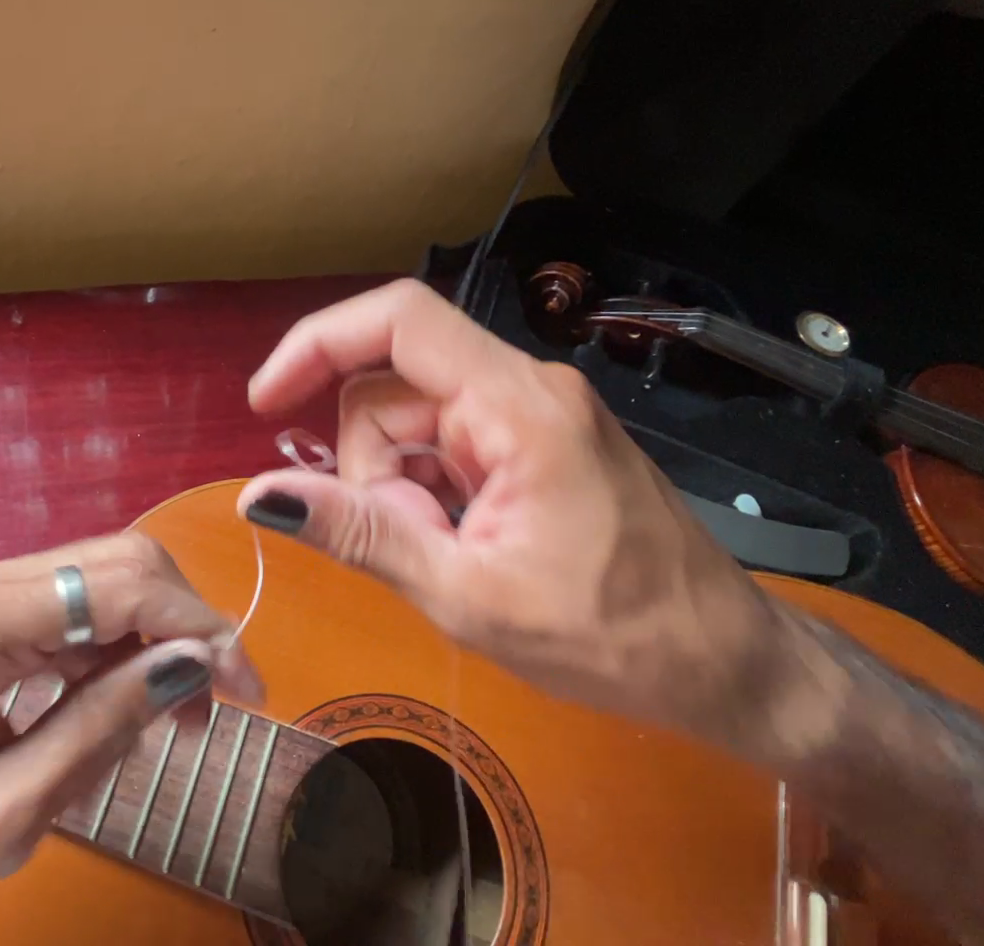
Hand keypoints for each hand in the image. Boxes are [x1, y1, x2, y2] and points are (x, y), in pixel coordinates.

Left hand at [0, 534, 263, 945]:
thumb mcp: (1, 818)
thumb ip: (101, 730)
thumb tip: (190, 665)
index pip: (122, 582)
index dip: (199, 626)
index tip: (247, 691)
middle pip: (119, 563)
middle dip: (183, 625)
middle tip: (215, 708)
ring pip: (102, 581)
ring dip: (154, 638)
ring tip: (177, 721)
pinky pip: (70, 612)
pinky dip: (116, 650)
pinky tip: (124, 706)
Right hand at [237, 279, 794, 755]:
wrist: (722, 663)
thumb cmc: (610, 636)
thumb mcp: (466, 594)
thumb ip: (360, 534)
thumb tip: (261, 498)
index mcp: (517, 407)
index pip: (399, 320)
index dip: (316, 344)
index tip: (264, 403)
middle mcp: (524, 388)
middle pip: (392, 388)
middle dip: (371, 465)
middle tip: (408, 542)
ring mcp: (531, 413)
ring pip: (411, 420)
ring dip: (399, 486)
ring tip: (445, 554)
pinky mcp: (533, 441)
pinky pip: (445, 443)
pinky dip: (427, 490)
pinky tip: (459, 542)